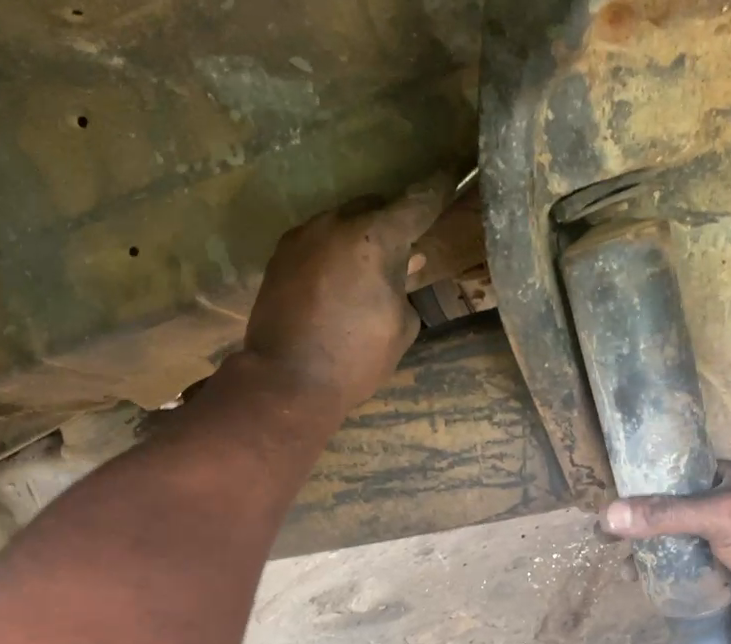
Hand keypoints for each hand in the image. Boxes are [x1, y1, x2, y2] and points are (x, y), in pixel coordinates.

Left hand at [243, 187, 446, 412]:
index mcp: (375, 238)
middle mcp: (335, 224)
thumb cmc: (356, 359)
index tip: (450, 175)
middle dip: (392, 220)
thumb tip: (400, 268)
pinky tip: (340, 280)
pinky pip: (318, 242)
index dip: (438, 189)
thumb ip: (404, 284)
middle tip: (406, 245)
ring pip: (342, 223)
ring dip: (360, 238)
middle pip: (374, 206)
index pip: (417, 202)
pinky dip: (334, 253)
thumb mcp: (401, 326)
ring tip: (370, 267)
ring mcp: (302, 237)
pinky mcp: (279, 256)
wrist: (288, 380)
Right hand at [601, 462, 730, 629]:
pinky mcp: (730, 567)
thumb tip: (607, 516)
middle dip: (645, 521)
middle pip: (678, 508)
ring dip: (653, 549)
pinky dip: (667, 569)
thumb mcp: (715, 515)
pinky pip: (691, 564)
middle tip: (609, 534)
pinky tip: (643, 578)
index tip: (616, 496)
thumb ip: (663, 514)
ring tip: (620, 561)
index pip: (684, 471)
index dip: (650, 482)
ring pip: (682, 538)